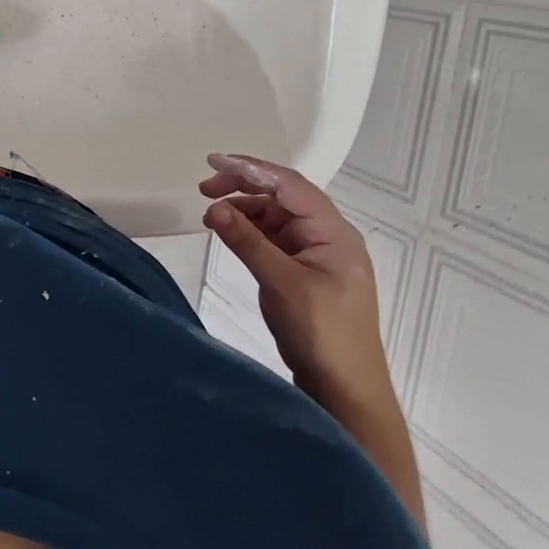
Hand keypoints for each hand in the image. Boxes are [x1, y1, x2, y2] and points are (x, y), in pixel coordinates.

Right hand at [199, 153, 388, 394]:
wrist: (345, 385)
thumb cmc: (322, 332)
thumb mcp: (282, 283)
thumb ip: (247, 241)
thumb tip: (214, 207)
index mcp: (334, 233)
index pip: (290, 186)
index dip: (252, 168)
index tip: (213, 162)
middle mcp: (328, 237)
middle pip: (283, 196)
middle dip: (244, 186)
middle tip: (204, 188)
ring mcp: (316, 254)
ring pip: (275, 216)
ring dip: (243, 209)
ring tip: (210, 215)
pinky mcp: (303, 271)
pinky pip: (273, 237)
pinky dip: (248, 229)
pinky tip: (228, 232)